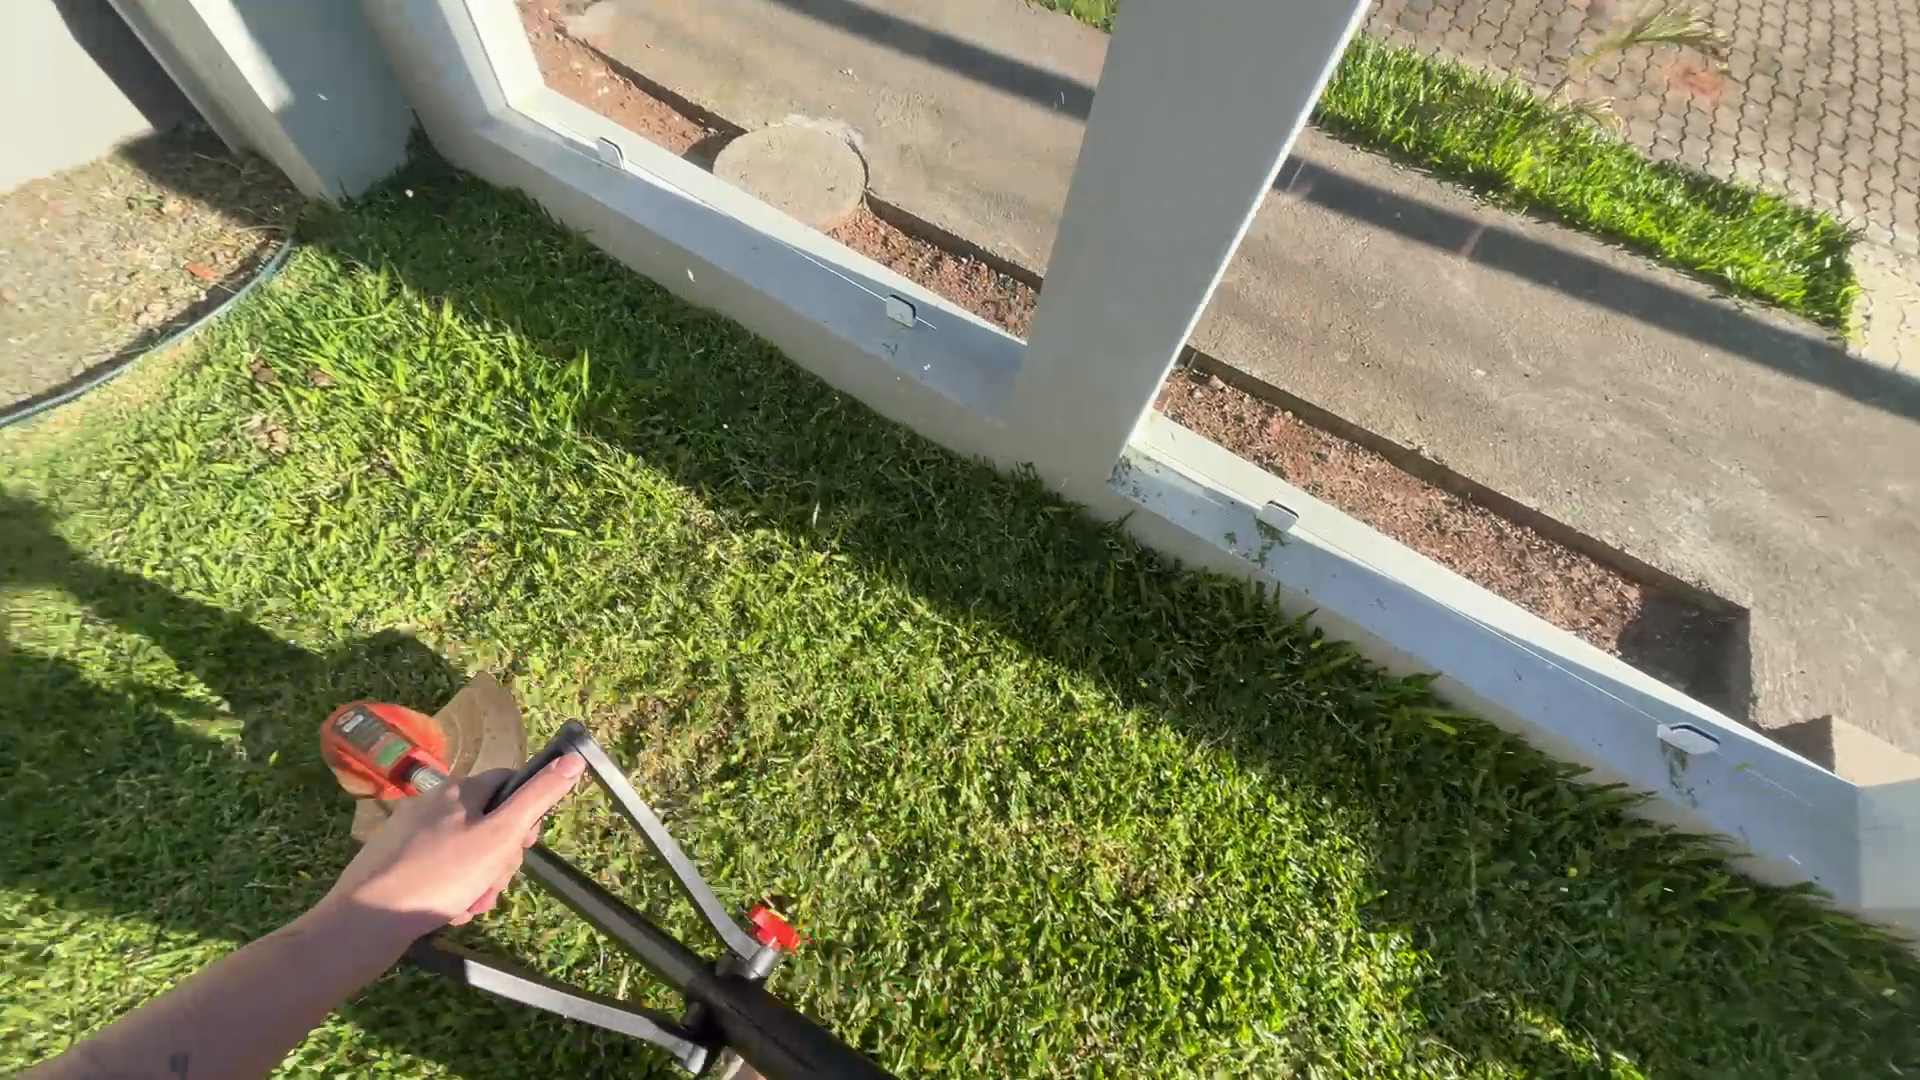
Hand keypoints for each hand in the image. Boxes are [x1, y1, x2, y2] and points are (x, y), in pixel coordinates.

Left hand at [319, 754, 585, 936]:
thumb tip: (574, 757)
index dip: (526, 814)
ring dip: (479, 877)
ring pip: (466, 848)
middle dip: (501, 855)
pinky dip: (451, 888)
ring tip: (471, 905)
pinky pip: (438, 868)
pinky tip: (449, 911)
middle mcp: (433, 804)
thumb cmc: (439, 876)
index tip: (525, 844)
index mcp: (459, 790)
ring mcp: (408, 834)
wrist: (357, 929)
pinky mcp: (391, 864)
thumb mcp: (501, 835)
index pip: (511, 783)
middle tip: (496, 883)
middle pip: (490, 820)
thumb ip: (539, 796)